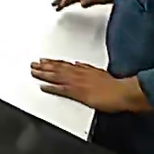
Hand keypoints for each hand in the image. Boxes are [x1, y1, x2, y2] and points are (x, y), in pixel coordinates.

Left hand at [30, 60, 149, 111]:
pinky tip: (43, 87)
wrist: (121, 92)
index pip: (64, 64)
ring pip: (56, 76)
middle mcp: (78, 74)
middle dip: (44, 67)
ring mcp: (77, 83)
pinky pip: (61, 90)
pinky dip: (51, 88)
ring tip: (33, 72)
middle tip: (32, 64)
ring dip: (43, 74)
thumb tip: (80, 65)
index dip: (52, 63)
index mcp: (82, 69)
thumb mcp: (99, 72)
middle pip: (57, 69)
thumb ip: (87, 68)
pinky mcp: (78, 93)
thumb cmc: (113, 85)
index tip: (43, 60)